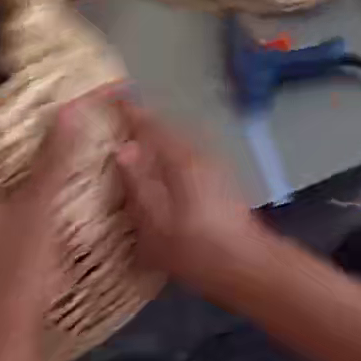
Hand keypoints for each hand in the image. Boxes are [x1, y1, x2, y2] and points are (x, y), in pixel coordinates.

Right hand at [110, 96, 270, 301]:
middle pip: (167, 129)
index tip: (113, 97)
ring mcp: (212, 164)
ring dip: (156, 137)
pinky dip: (168, 151)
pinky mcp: (218, 178)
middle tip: (116, 119)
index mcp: (182, 159)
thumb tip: (122, 148)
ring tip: (132, 142)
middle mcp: (199, 153)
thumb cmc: (197, 249)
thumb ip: (139, 184)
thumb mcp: (157, 224)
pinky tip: (159, 169)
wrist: (247, 263)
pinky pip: (186, 153)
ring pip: (178, 141)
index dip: (132, 111)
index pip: (152, 126)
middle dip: (143, 122)